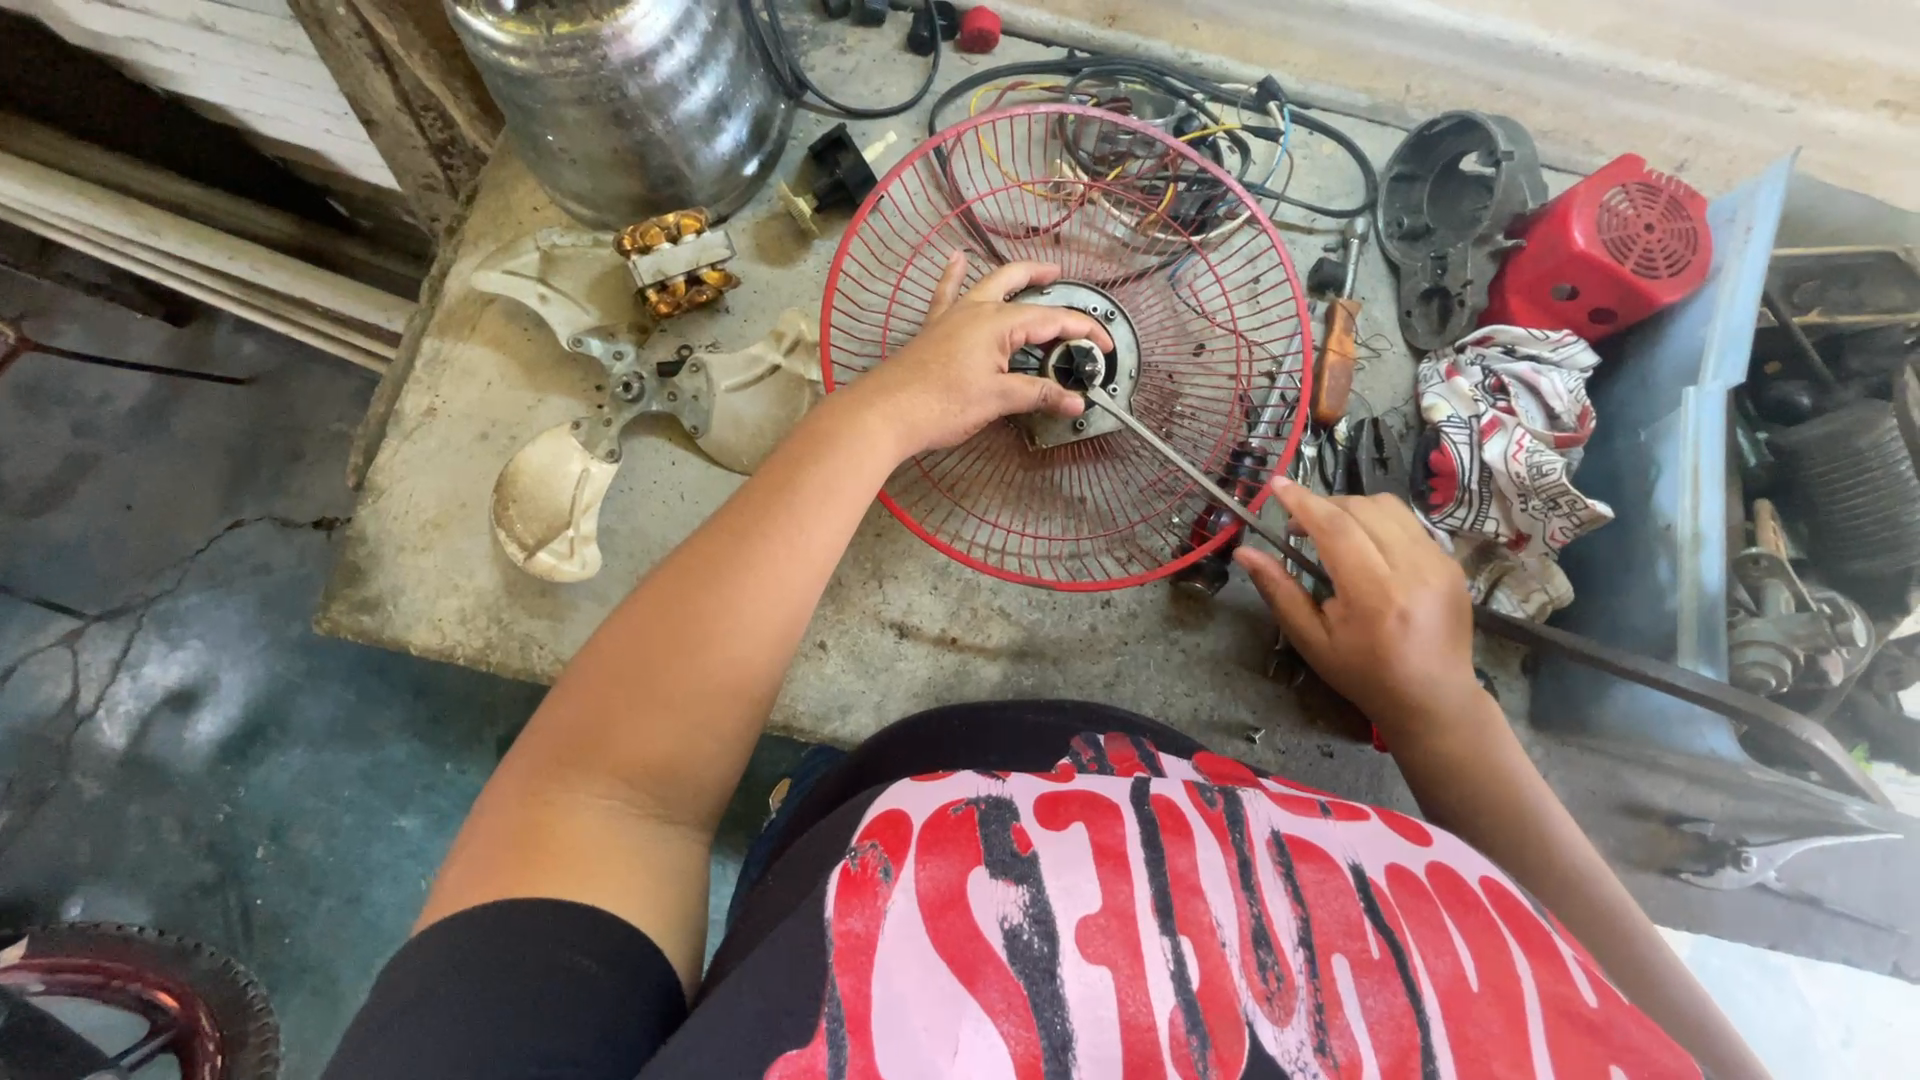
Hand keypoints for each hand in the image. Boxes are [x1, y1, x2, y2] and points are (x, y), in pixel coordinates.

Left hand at [845, 254, 1113, 458]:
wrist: (887, 413)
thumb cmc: (940, 404)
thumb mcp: (998, 399)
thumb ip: (1038, 395)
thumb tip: (1074, 402)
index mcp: (998, 323)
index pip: (1052, 319)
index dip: (1083, 330)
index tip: (1104, 345)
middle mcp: (975, 310)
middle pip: (1016, 282)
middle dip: (1043, 277)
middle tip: (1061, 277)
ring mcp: (951, 317)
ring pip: (985, 283)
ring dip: (1009, 275)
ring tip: (1026, 271)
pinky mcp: (933, 330)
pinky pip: (946, 293)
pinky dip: (953, 276)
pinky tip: (954, 259)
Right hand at [1234, 478, 1485, 734]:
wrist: (1433, 698)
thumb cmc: (1363, 673)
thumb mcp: (1311, 640)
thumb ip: (1279, 591)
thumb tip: (1245, 552)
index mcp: (1373, 596)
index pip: (1336, 528)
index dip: (1302, 502)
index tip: (1276, 485)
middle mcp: (1413, 571)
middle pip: (1362, 509)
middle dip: (1323, 505)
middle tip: (1298, 525)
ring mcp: (1439, 564)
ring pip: (1390, 507)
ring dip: (1352, 508)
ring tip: (1331, 531)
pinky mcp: (1452, 563)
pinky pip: (1410, 523)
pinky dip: (1379, 522)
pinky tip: (1365, 546)